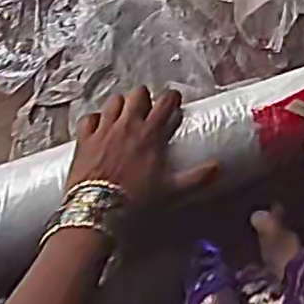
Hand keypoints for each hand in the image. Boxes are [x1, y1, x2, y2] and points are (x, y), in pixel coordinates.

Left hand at [67, 87, 218, 204]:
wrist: (96, 210)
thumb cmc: (136, 199)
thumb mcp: (171, 190)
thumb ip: (196, 177)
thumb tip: (220, 167)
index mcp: (150, 132)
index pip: (165, 101)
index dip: (172, 97)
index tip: (174, 102)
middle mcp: (128, 124)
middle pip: (137, 94)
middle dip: (144, 98)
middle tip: (146, 110)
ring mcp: (104, 129)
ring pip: (113, 101)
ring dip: (120, 106)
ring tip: (123, 117)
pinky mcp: (84, 139)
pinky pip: (89, 118)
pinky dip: (95, 120)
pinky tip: (99, 129)